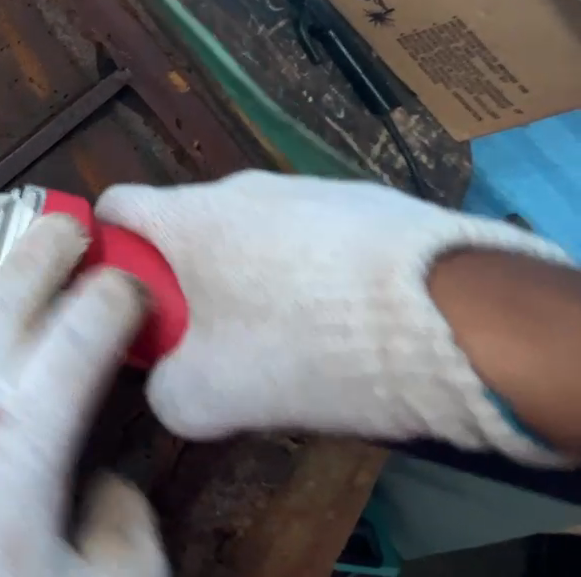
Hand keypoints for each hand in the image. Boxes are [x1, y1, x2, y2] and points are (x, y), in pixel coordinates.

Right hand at [98, 171, 569, 463]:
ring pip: (259, 233)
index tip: (129, 294)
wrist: (472, 320)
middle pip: (190, 228)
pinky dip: (326, 271)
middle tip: (225, 335)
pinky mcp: (378, 203)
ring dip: (262, 273)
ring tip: (308, 336)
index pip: (112, 206)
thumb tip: (166, 392)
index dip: (110, 247)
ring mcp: (309, 189)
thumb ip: (167, 392)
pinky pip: (325, 236)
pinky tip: (363, 321)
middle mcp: (235, 189)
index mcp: (183, 218)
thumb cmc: (309, 342)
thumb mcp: (219, 393)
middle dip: (195, 275)